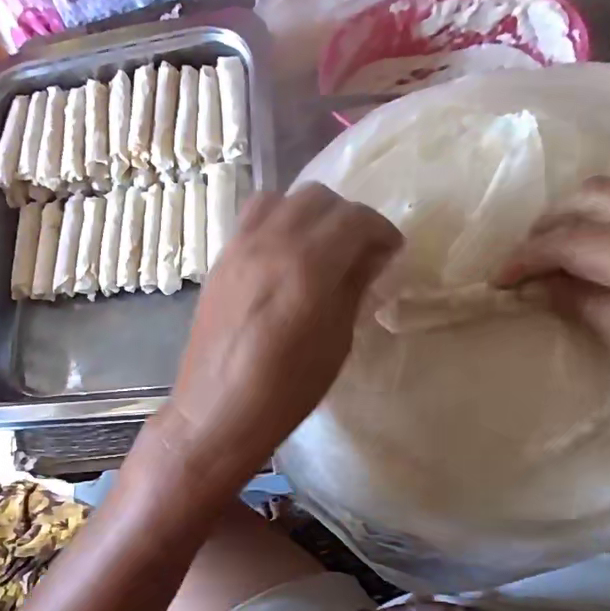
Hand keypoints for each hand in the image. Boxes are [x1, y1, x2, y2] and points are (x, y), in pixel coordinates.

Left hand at [149, 184, 401, 488]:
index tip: (392, 251)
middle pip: (319, 198)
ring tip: (321, 244)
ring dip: (311, 212)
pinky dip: (279, 220)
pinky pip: (254, 217)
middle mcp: (271, 243)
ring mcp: (240, 247)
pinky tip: (286, 253)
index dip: (381, 230)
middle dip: (349, 217)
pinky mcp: (220, 259)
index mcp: (308, 267)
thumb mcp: (337, 341)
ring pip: (283, 198)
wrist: (217, 412)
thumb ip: (354, 286)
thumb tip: (372, 255)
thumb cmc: (287, 390)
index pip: (355, 219)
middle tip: (361, 248)